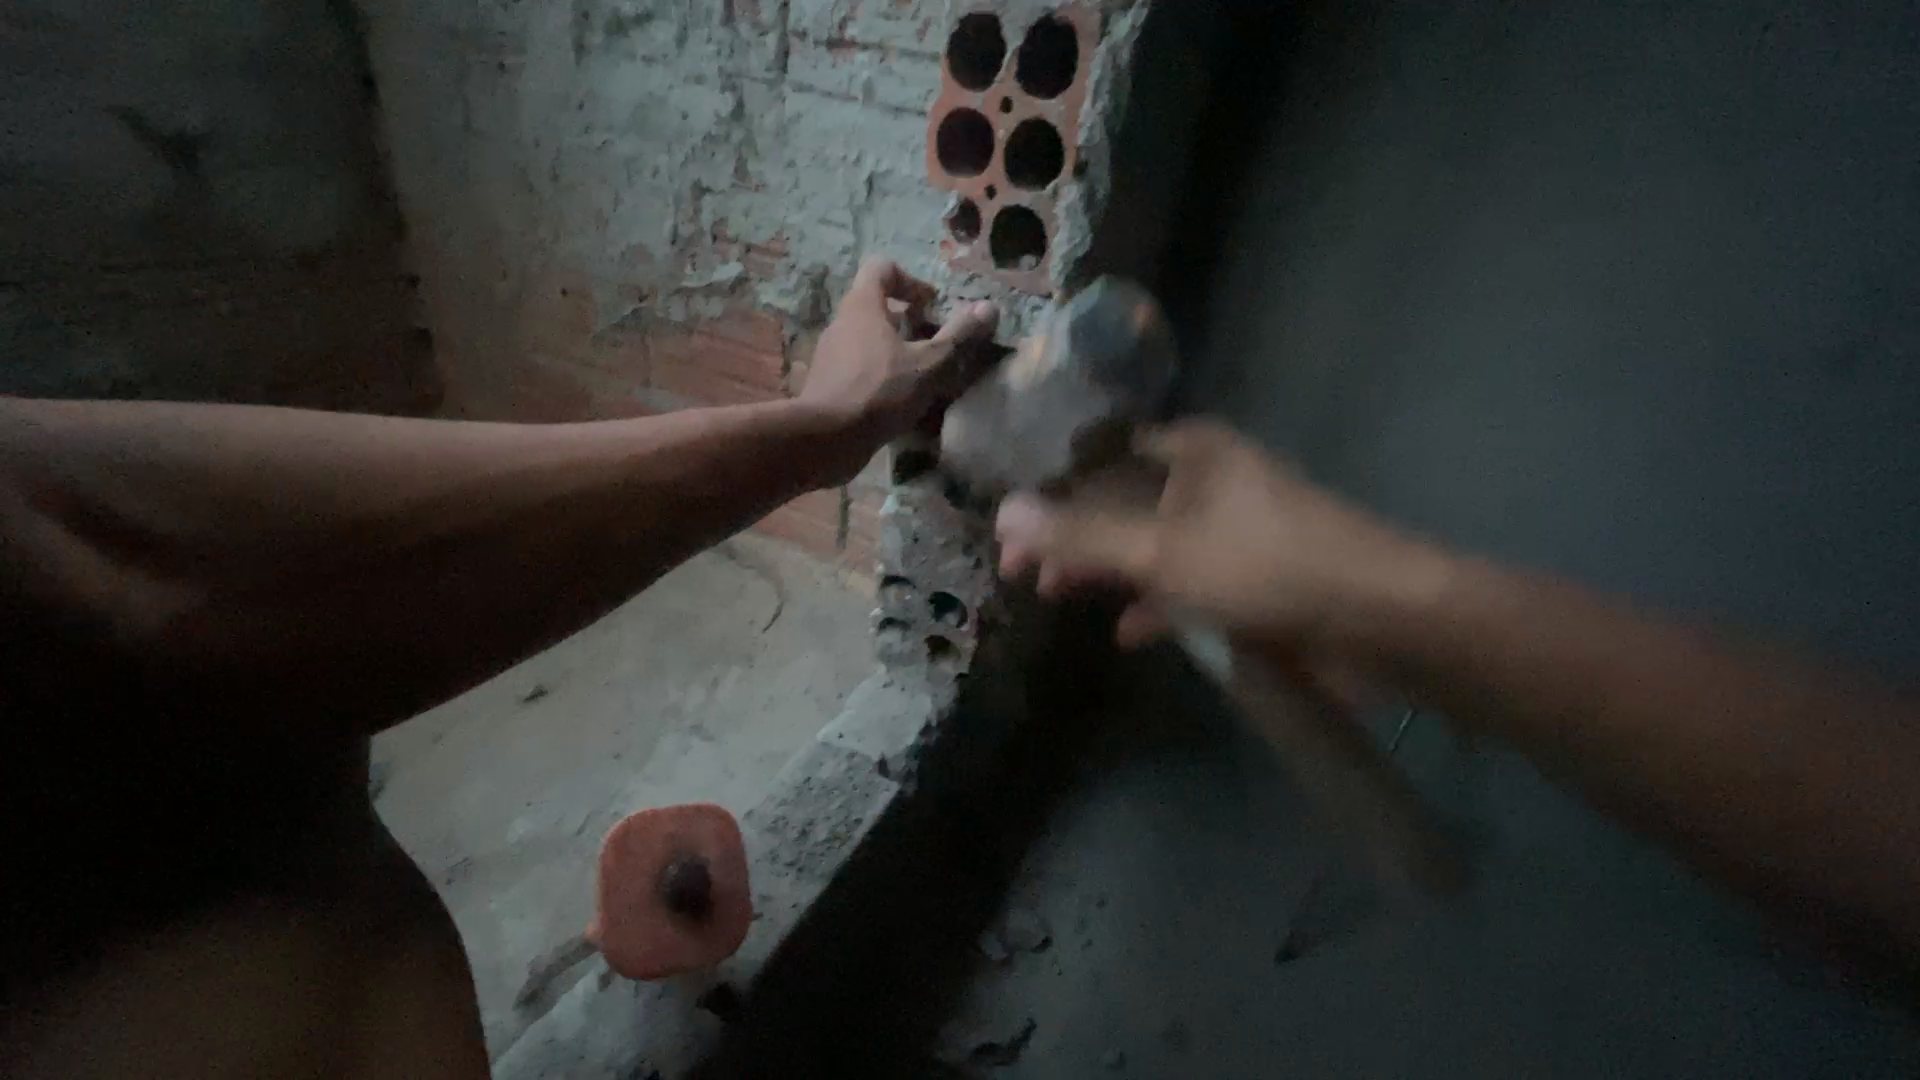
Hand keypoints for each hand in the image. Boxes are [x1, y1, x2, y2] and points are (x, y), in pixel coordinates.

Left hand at [801, 257, 998, 450]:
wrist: (827, 438)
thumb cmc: (880, 391)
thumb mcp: (929, 365)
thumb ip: (958, 336)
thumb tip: (990, 307)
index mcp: (862, 305)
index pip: (883, 268)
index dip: (911, 281)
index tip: (931, 307)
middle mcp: (841, 322)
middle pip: (876, 306)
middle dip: (907, 321)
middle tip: (931, 344)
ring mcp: (830, 353)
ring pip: (867, 339)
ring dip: (894, 351)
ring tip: (919, 376)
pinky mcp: (827, 383)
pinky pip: (858, 368)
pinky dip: (880, 376)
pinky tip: (898, 402)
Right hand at [995, 420, 1446, 654]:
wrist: (1380, 620)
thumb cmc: (1262, 565)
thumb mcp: (1159, 549)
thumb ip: (1080, 536)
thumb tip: (1002, 512)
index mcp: (1190, 453)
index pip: (1100, 460)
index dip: (1050, 493)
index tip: (1011, 531)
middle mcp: (1208, 481)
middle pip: (1120, 504)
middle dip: (1072, 539)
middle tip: (1022, 573)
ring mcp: (1231, 531)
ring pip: (1150, 546)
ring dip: (1106, 573)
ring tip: (1056, 597)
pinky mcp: (1250, 577)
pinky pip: (1186, 585)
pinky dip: (1156, 606)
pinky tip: (1129, 634)